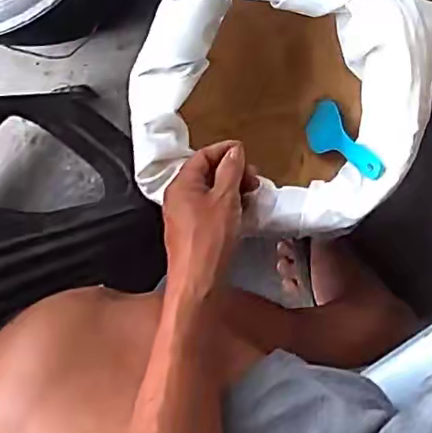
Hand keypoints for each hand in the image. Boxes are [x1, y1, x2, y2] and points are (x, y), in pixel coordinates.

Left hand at [161, 140, 254, 307]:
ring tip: (251, 195)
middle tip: (253, 178)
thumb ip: (231, 170)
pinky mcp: (191, 229)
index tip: (246, 152)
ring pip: (210, 190)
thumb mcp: (226, 198)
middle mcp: (178, 197)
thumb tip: (234, 151)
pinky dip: (227, 203)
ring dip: (233, 187)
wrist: (197, 282)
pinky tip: (242, 210)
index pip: (203, 155)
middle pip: (207, 172)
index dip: (225, 150)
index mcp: (182, 185)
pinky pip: (210, 206)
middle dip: (233, 170)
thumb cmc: (210, 238)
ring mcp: (183, 214)